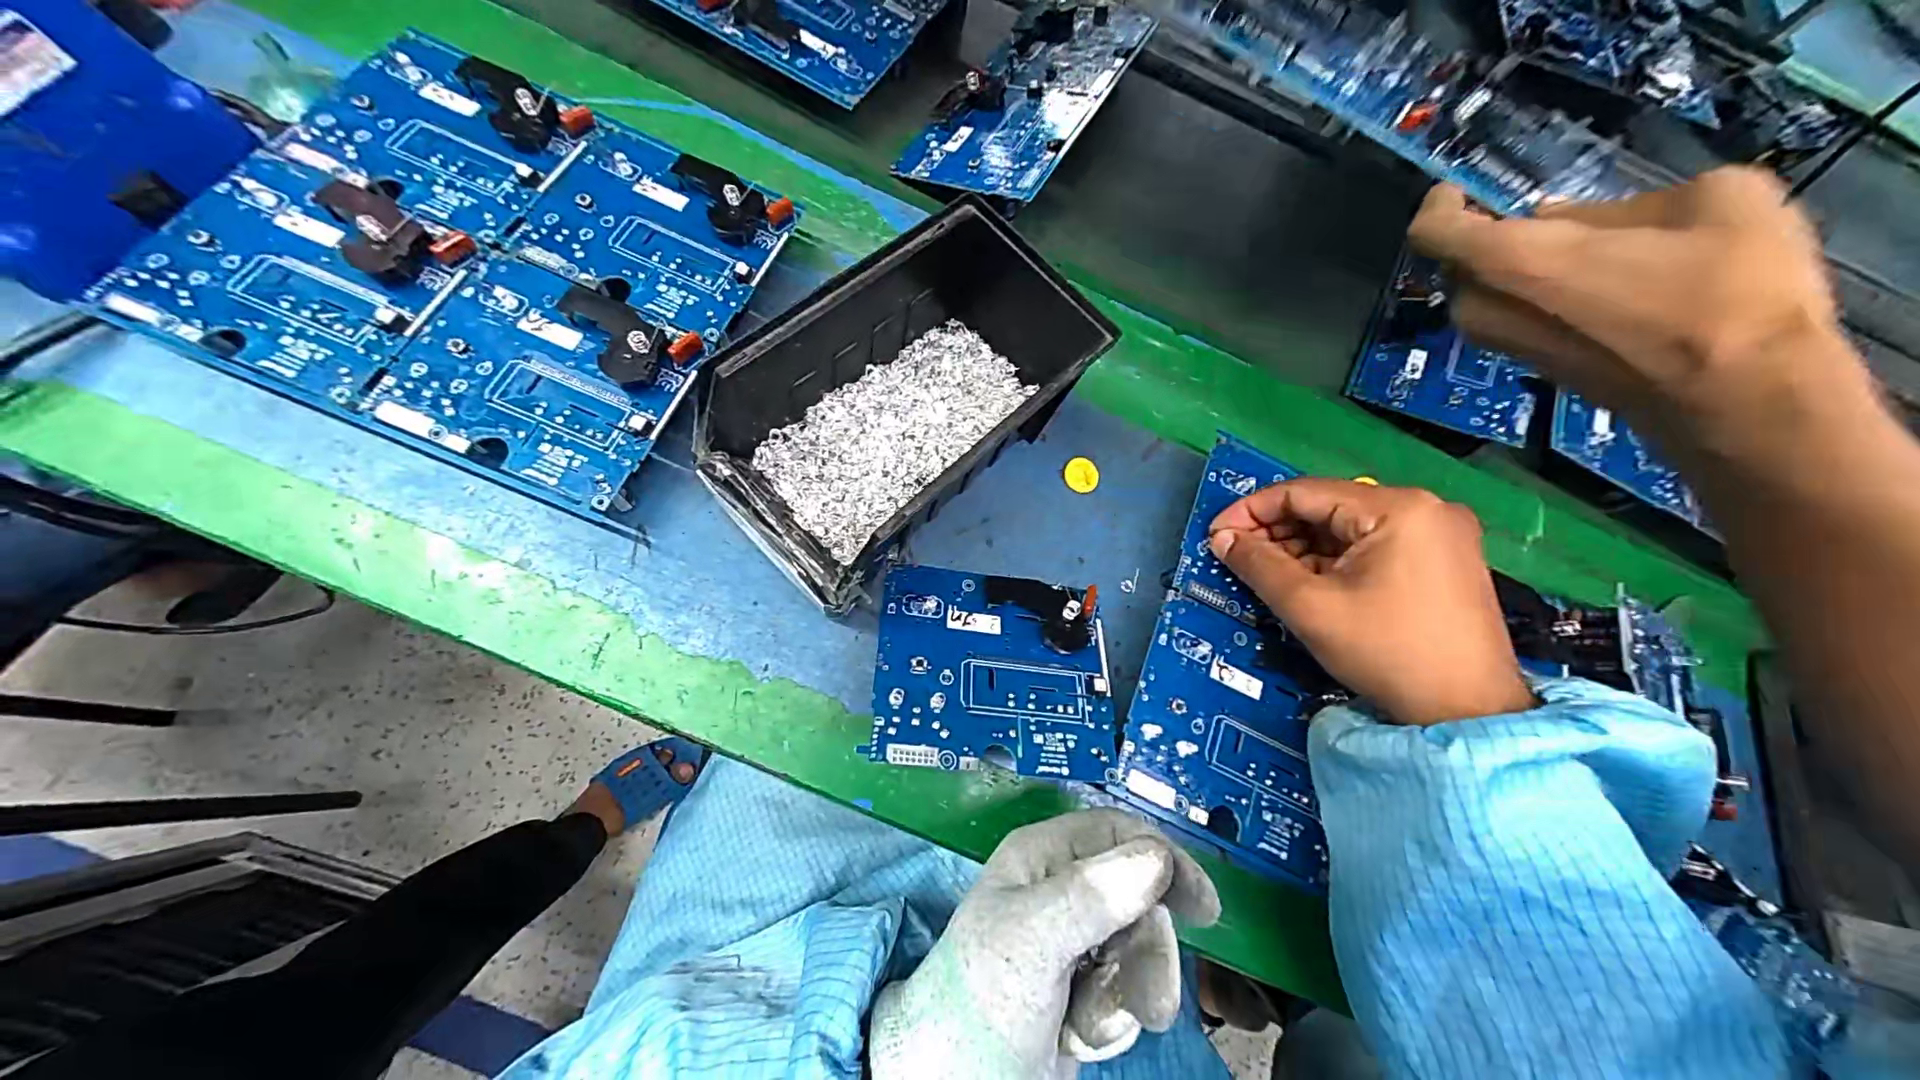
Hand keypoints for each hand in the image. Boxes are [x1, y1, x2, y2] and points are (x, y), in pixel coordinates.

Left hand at [868, 810, 1219, 1078]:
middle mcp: (1061, 890)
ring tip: (1085, 1028)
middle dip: (1146, 955)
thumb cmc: (980, 1000)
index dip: (1164, 860)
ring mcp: (1073, 942)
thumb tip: (1157, 857)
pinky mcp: (1081, 989)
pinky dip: (1109, 1021)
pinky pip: (1126, 992)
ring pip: (1140, 952)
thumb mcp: (1031, 940)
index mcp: (1043, 857)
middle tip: (1147, 1002)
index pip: (1118, 833)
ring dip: (1124, 998)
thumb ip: (1089, 898)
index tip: (1202, 907)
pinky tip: (1072, 1037)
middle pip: (1141, 899)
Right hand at [1209, 479, 1532, 726]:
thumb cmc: (1388, 653)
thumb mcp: (1309, 607)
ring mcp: (1438, 533)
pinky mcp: (1441, 558)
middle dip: (1276, 531)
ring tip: (1266, 572)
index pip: (1304, 492)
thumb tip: (1222, 539)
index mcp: (1398, 508)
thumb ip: (1257, 565)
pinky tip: (1305, 580)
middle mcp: (1425, 508)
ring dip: (1300, 546)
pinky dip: (1331, 559)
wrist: (1466, 711)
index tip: (1217, 533)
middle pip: (1327, 506)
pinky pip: (1369, 544)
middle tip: (1237, 556)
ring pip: (1346, 526)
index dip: (1251, 510)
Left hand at [1408, 167, 1870, 467]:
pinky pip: (1508, 314)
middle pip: (1459, 261)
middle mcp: (1483, 307)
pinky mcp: (1522, 363)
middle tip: (1541, 214)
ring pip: (1483, 290)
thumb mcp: (1704, 203)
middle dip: (1489, 235)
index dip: (1439, 205)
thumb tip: (1558, 220)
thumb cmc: (1728, 290)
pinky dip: (1529, 294)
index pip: (1432, 230)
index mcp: (1510, 262)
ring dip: (1514, 267)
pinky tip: (1589, 284)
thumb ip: (1610, 206)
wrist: (1733, 395)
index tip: (1461, 190)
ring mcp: (1497, 342)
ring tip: (1582, 246)